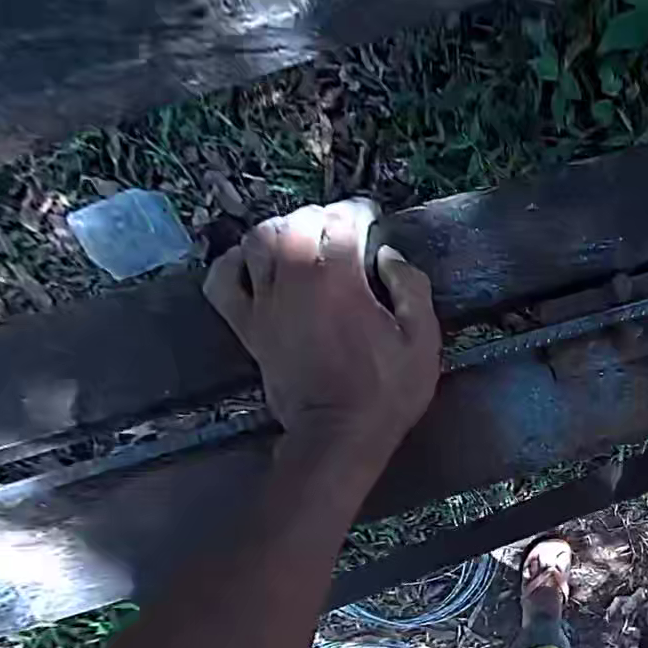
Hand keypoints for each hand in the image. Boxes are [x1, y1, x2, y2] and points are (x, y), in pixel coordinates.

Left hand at [203, 200, 440, 455]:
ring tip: (304, 242)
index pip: (343, 220)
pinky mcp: (247, 325)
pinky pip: (225, 279)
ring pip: (259, 239)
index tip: (373, 218)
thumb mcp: (423, 343)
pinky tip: (255, 264)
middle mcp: (293, 278)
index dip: (360, 212)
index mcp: (338, 278)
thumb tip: (390, 258)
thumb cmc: (387, 392)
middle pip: (299, 221)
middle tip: (345, 233)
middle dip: (325, 218)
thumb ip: (412, 290)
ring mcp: (264, 301)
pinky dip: (236, 262)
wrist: (339, 435)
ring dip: (284, 230)